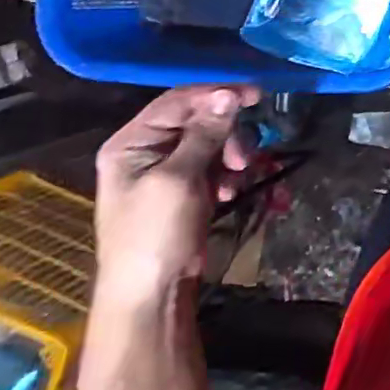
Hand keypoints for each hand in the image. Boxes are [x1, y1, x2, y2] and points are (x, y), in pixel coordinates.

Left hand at [93, 85, 261, 306]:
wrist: (151, 296)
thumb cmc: (154, 235)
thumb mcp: (179, 179)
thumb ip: (205, 133)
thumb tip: (227, 94)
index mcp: (132, 142)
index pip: (179, 101)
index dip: (218, 94)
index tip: (257, 96)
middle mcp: (148, 150)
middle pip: (201, 120)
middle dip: (229, 135)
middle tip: (244, 159)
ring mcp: (170, 170)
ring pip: (216, 143)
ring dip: (234, 158)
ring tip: (239, 182)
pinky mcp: (189, 189)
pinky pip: (219, 166)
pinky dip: (233, 176)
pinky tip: (235, 193)